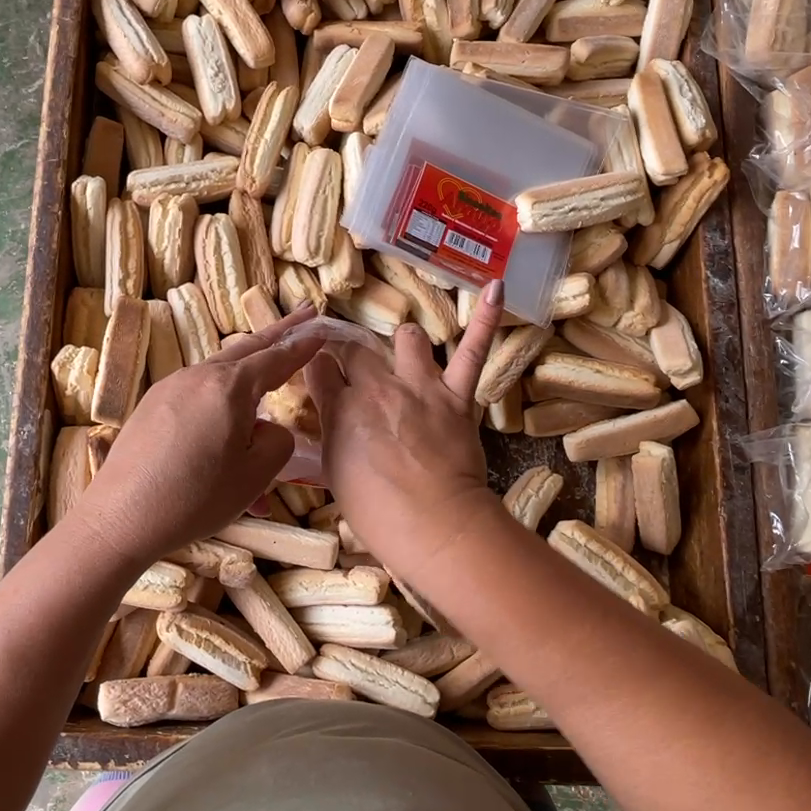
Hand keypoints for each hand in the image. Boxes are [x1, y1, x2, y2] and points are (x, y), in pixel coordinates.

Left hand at [74, 306, 324, 563]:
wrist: (121, 517)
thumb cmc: (196, 498)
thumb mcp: (255, 475)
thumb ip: (276, 441)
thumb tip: (264, 427)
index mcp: (230, 387)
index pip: (277, 358)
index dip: (302, 344)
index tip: (321, 328)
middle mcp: (198, 376)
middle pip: (246, 348)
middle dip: (278, 333)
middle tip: (303, 315)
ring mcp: (169, 388)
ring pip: (218, 374)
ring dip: (246, 373)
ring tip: (267, 369)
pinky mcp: (150, 406)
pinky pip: (196, 396)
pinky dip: (218, 402)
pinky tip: (223, 426)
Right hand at [305, 281, 506, 566]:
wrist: (434, 524)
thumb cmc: (377, 513)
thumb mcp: (334, 475)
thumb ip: (329, 437)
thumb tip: (328, 418)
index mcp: (339, 410)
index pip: (319, 369)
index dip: (317, 369)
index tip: (318, 373)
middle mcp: (375, 388)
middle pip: (355, 350)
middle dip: (350, 354)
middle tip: (354, 369)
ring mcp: (419, 387)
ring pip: (407, 339)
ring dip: (403, 343)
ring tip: (404, 354)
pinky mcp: (456, 396)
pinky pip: (473, 351)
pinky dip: (484, 319)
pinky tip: (494, 286)